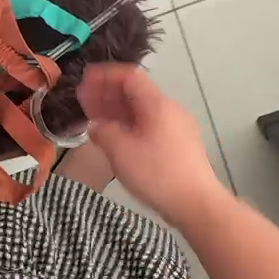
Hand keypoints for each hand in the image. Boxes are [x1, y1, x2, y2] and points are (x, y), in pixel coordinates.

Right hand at [80, 63, 226, 225]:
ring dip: (116, 109)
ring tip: (93, 117)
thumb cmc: (156, 173)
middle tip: (83, 99)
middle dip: (107, 93)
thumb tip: (96, 125)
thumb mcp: (120, 150)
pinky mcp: (178, 144)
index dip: (104, 75)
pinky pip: (148, 124)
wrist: (196, 204)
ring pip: (141, 109)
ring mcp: (176, 127)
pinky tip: (115, 136)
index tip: (83, 79)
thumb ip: (103, 131)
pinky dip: (128, 123)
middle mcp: (169, 110)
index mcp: (157, 104)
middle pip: (135, 91)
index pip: (129, 76)